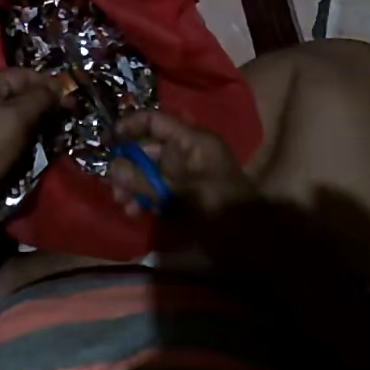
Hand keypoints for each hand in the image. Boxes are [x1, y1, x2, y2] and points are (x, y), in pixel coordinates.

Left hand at [0, 69, 61, 211]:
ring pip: (25, 115)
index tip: (76, 96)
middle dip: (48, 103)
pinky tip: (52, 139)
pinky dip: (36, 135)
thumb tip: (62, 88)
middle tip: (75, 112)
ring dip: (44, 121)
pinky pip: (21, 132)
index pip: (23, 75)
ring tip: (66, 126)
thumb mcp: (15, 116)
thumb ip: (40, 98)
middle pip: (24, 93)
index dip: (50, 84)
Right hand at [110, 110, 253, 216]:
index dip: (129, 126)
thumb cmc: (225, 213)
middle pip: (148, 147)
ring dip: (133, 184)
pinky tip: (136, 211)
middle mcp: (188, 151)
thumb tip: (112, 167)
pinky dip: (145, 196)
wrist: (261, 250)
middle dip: (127, 165)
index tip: (108, 143)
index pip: (154, 120)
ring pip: (150, 170)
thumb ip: (146, 181)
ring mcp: (188, 173)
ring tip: (123, 203)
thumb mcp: (184, 195)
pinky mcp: (187, 194)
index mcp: (192, 141)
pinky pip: (159, 187)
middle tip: (112, 185)